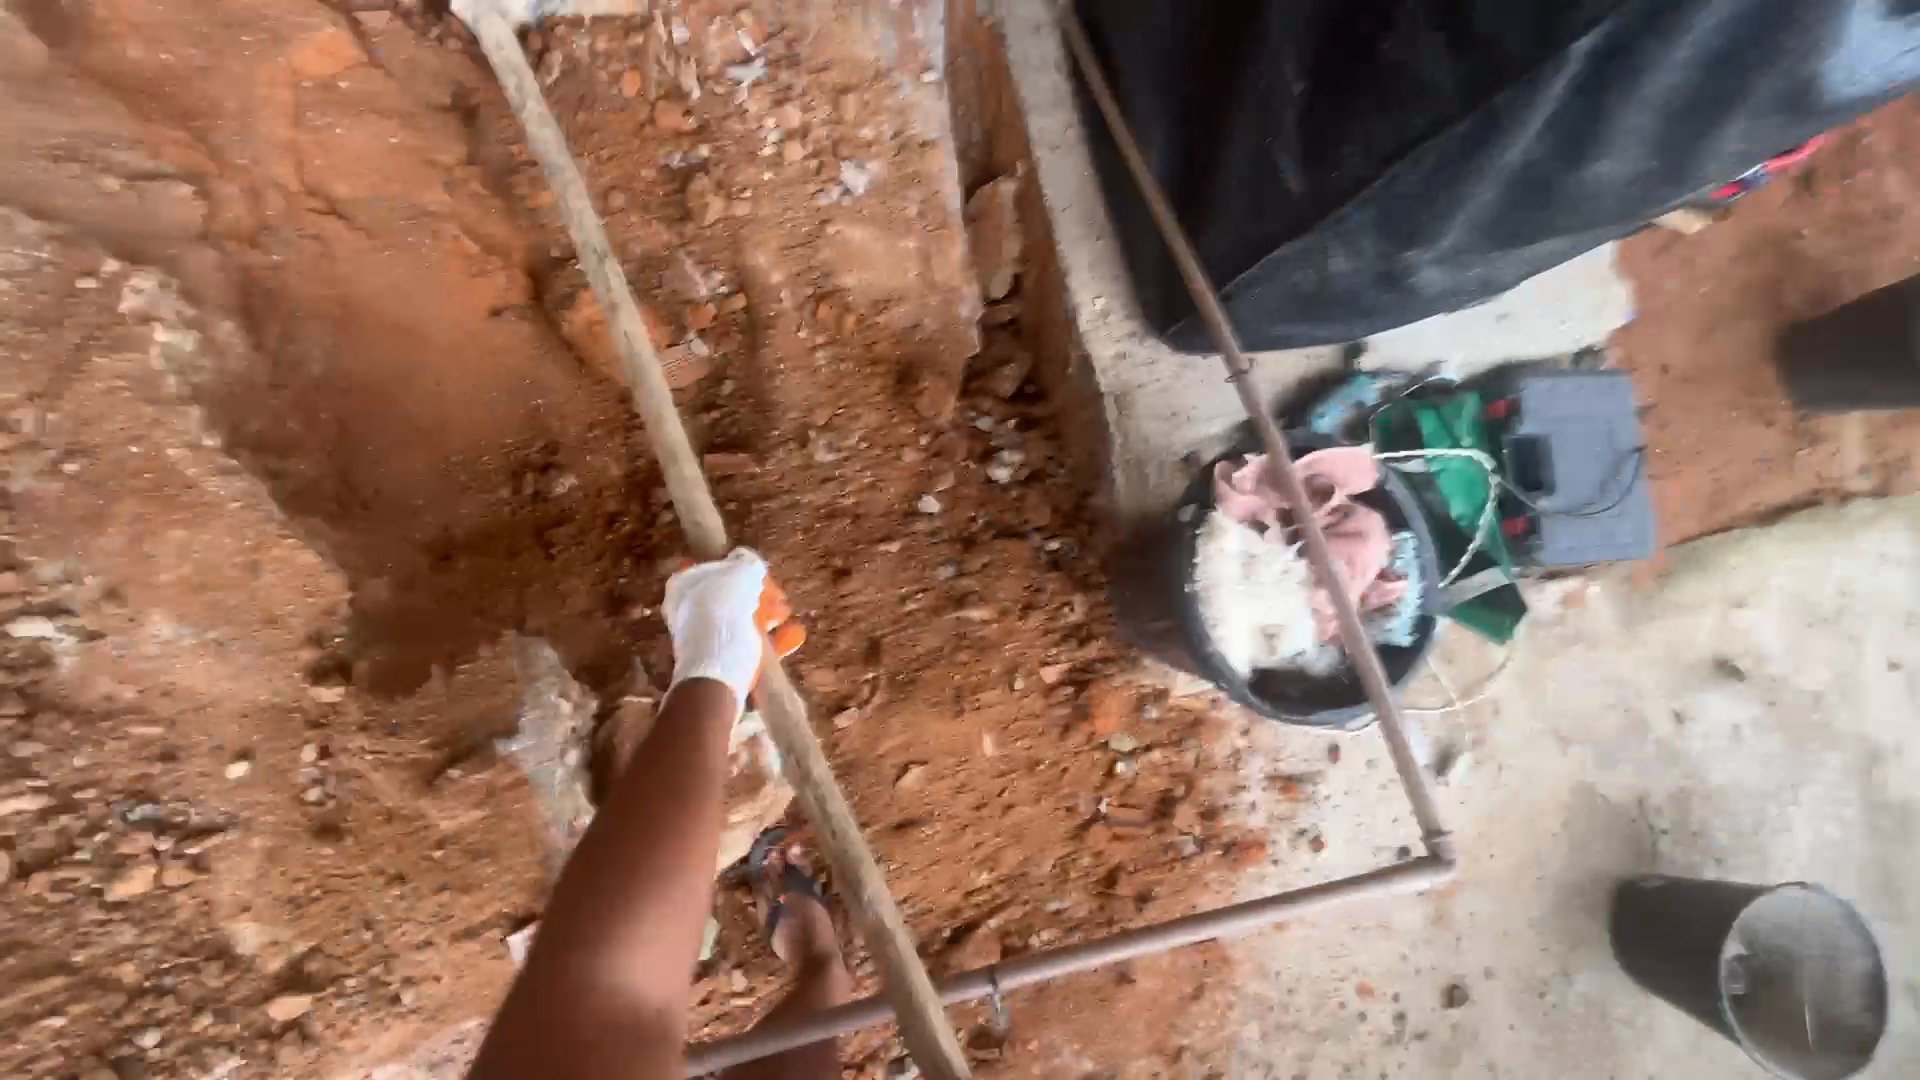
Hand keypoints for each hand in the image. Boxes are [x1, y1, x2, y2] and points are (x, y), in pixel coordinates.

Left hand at [662, 549, 803, 713]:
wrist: (719, 674)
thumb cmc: (726, 614)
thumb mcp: (740, 573)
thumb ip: (746, 563)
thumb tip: (746, 558)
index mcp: (686, 587)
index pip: (714, 568)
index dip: (740, 568)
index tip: (760, 574)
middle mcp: (692, 612)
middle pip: (733, 596)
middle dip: (760, 595)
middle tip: (778, 597)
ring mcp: (708, 640)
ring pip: (745, 621)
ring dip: (770, 615)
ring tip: (787, 615)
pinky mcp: (726, 663)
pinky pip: (754, 646)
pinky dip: (775, 640)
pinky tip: (795, 634)